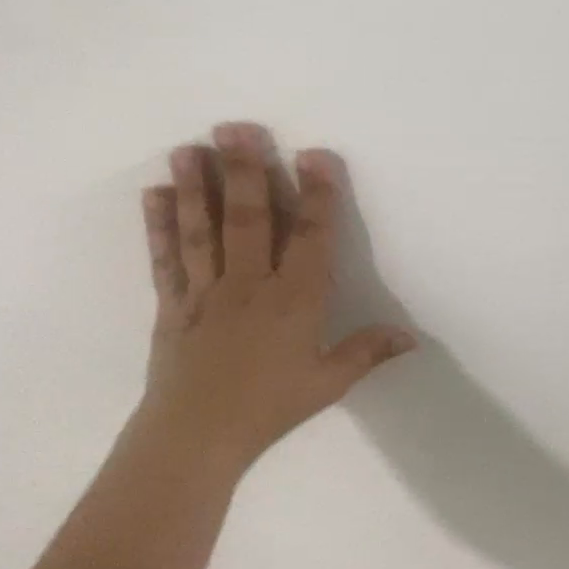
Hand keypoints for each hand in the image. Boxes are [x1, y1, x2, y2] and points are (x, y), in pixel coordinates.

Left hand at [137, 123, 413, 469]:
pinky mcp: (173, 305)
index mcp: (294, 300)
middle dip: (244, 171)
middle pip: (247, 220)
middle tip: (236, 127)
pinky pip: (166, 259)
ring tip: (189, 146)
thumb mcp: (329, 381)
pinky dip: (160, 225)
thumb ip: (368, 350)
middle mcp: (250, 286)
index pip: (310, 237)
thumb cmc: (270, 407)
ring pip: (202, 231)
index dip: (315, 194)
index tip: (315, 154)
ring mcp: (206, 292)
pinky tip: (156, 192)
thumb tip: (412, 337)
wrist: (193, 440)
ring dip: (196, 186)